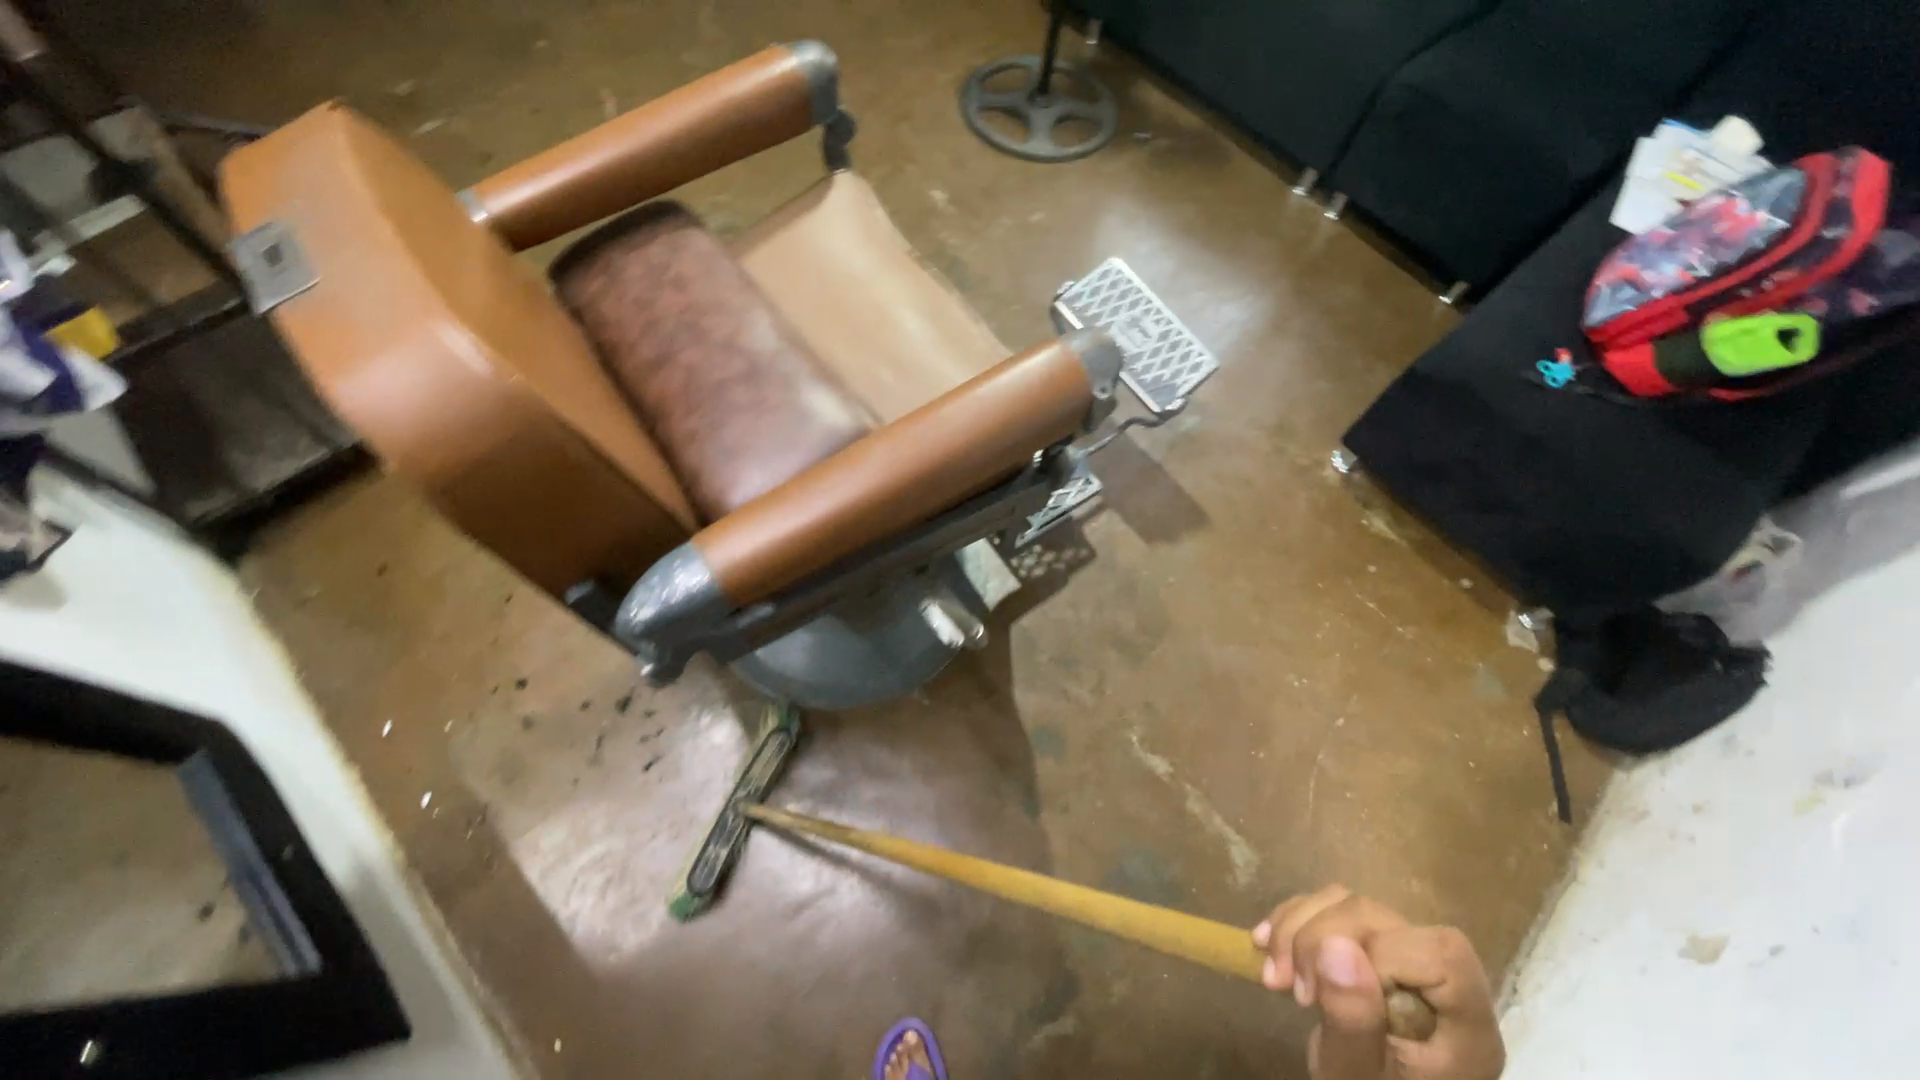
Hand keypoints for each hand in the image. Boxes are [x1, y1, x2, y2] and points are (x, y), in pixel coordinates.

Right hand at [1251, 885, 1503, 1079]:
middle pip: (1384, 919)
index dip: (1375, 956)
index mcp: (1466, 1021)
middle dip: (1318, 939)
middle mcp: (1445, 980)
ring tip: (1276, 975)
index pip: (1438, 954)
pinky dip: (1294, 921)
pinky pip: (1333, 909)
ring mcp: (1406, 958)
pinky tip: (1267, 948)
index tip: (1324, 994)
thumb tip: (1336, 947)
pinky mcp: (1372, 948)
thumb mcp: (1356, 1078)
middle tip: (1285, 986)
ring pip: (1351, 904)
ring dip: (1298, 928)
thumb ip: (1354, 1021)